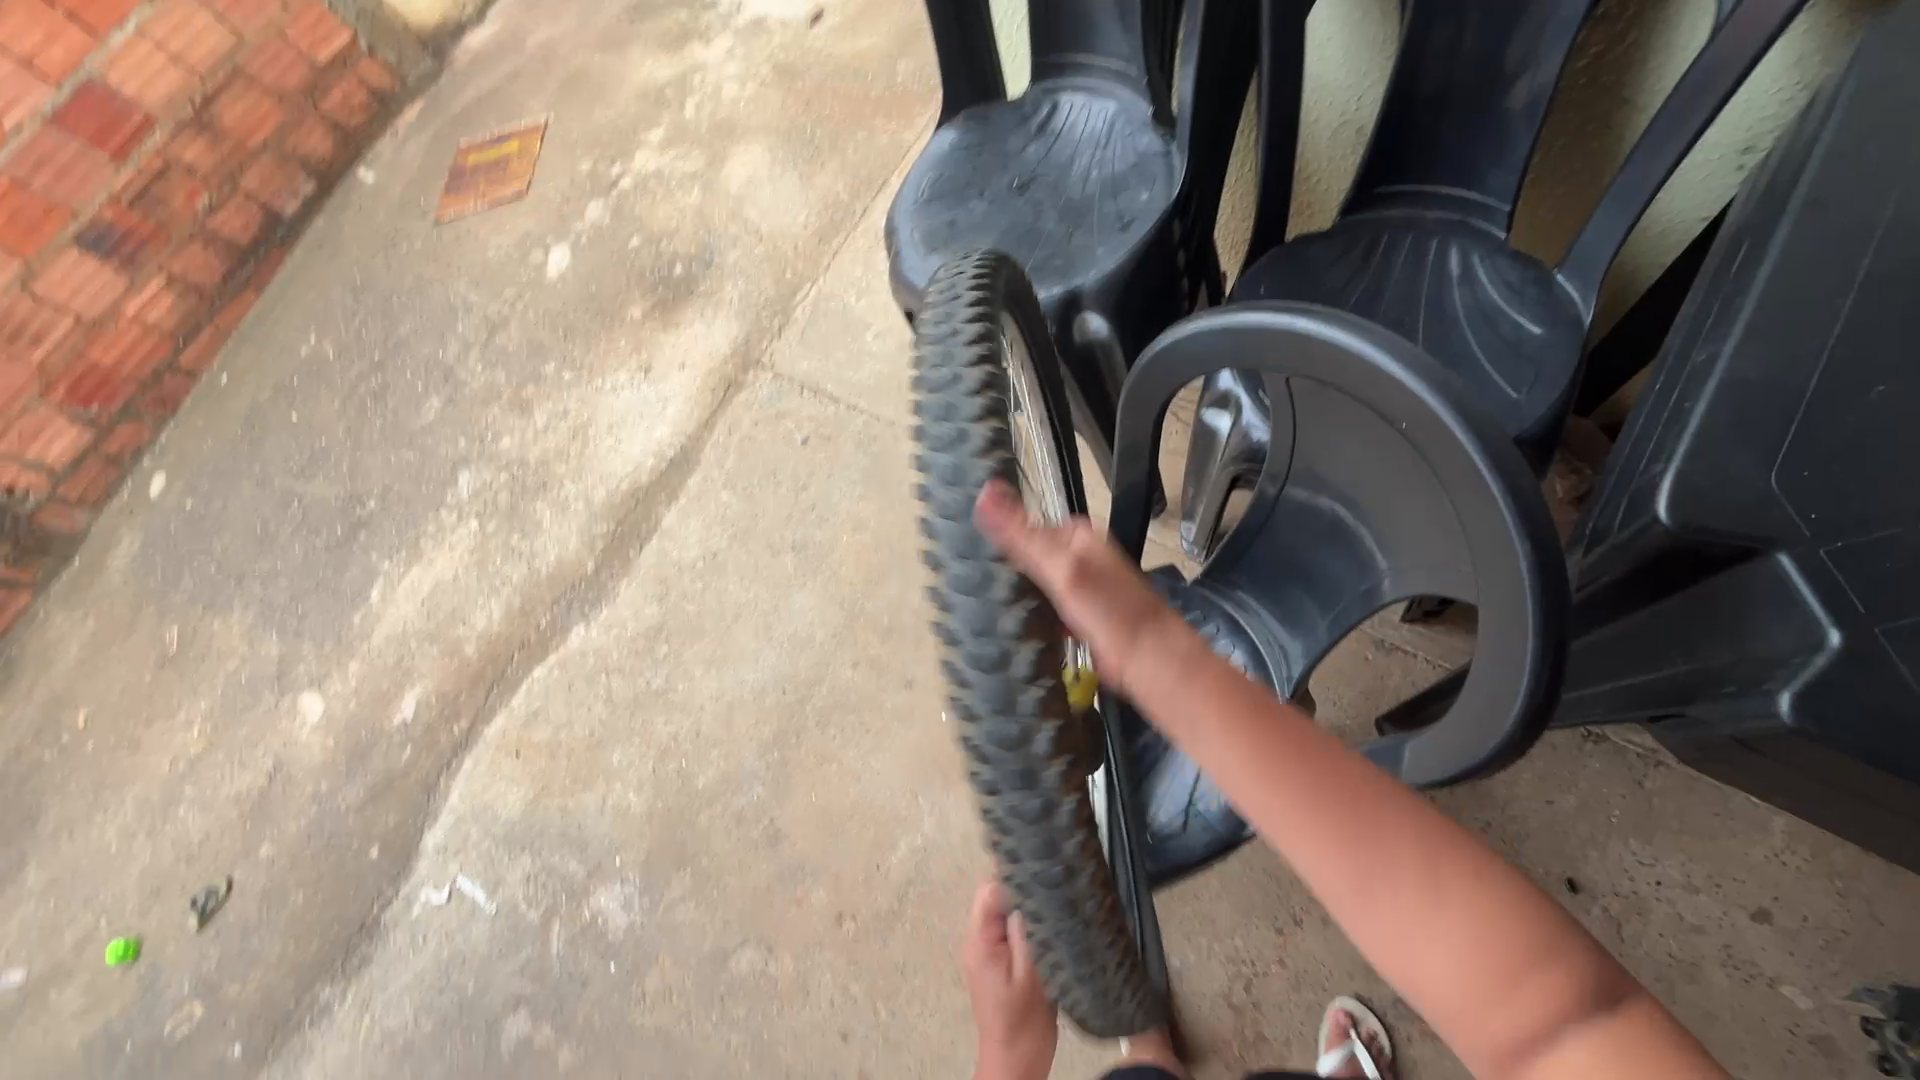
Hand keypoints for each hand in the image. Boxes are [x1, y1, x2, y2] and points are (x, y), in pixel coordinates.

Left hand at [963, 880, 1056, 1079]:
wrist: (1016, 1061)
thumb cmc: (1023, 1024)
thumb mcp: (1030, 975)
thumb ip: (1026, 932)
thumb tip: (1025, 893)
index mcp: (980, 941)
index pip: (989, 890)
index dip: (1012, 874)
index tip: (1039, 864)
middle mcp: (977, 940)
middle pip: (995, 896)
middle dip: (1020, 886)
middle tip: (1051, 879)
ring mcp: (987, 949)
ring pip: (1004, 910)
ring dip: (1025, 903)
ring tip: (1053, 896)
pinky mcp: (999, 959)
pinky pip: (1010, 927)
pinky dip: (1027, 920)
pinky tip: (1047, 920)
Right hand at [973, 480, 1186, 699]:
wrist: (1148, 659)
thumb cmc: (1110, 611)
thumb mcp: (1060, 566)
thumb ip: (1021, 533)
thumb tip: (985, 491)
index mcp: (1077, 535)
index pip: (1024, 525)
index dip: (999, 539)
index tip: (970, 553)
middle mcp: (1078, 557)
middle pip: (1027, 557)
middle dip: (1006, 571)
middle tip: (974, 584)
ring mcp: (1079, 588)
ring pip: (1032, 586)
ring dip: (1016, 597)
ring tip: (986, 605)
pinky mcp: (1076, 617)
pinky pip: (1041, 611)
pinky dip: (1029, 617)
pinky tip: (1013, 626)